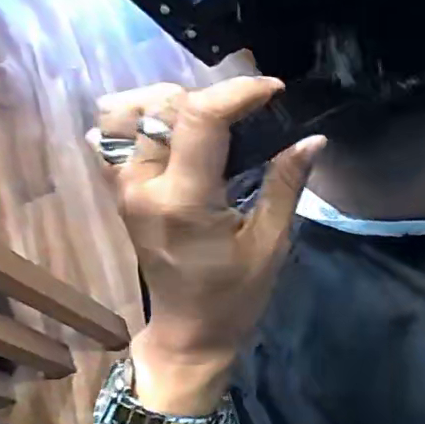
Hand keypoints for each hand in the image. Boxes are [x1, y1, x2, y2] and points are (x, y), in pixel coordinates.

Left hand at [91, 76, 324, 416]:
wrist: (189, 333)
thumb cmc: (234, 298)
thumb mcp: (269, 245)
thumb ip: (285, 185)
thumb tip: (313, 139)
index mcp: (184, 201)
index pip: (200, 118)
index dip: (238, 92)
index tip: (272, 90)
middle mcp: (142, 186)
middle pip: (160, 105)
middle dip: (208, 96)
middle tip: (244, 113)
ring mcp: (122, 188)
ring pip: (125, 112)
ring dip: (166, 102)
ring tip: (204, 118)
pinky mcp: (118, 193)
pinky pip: (111, 138)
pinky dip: (138, 121)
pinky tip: (171, 134)